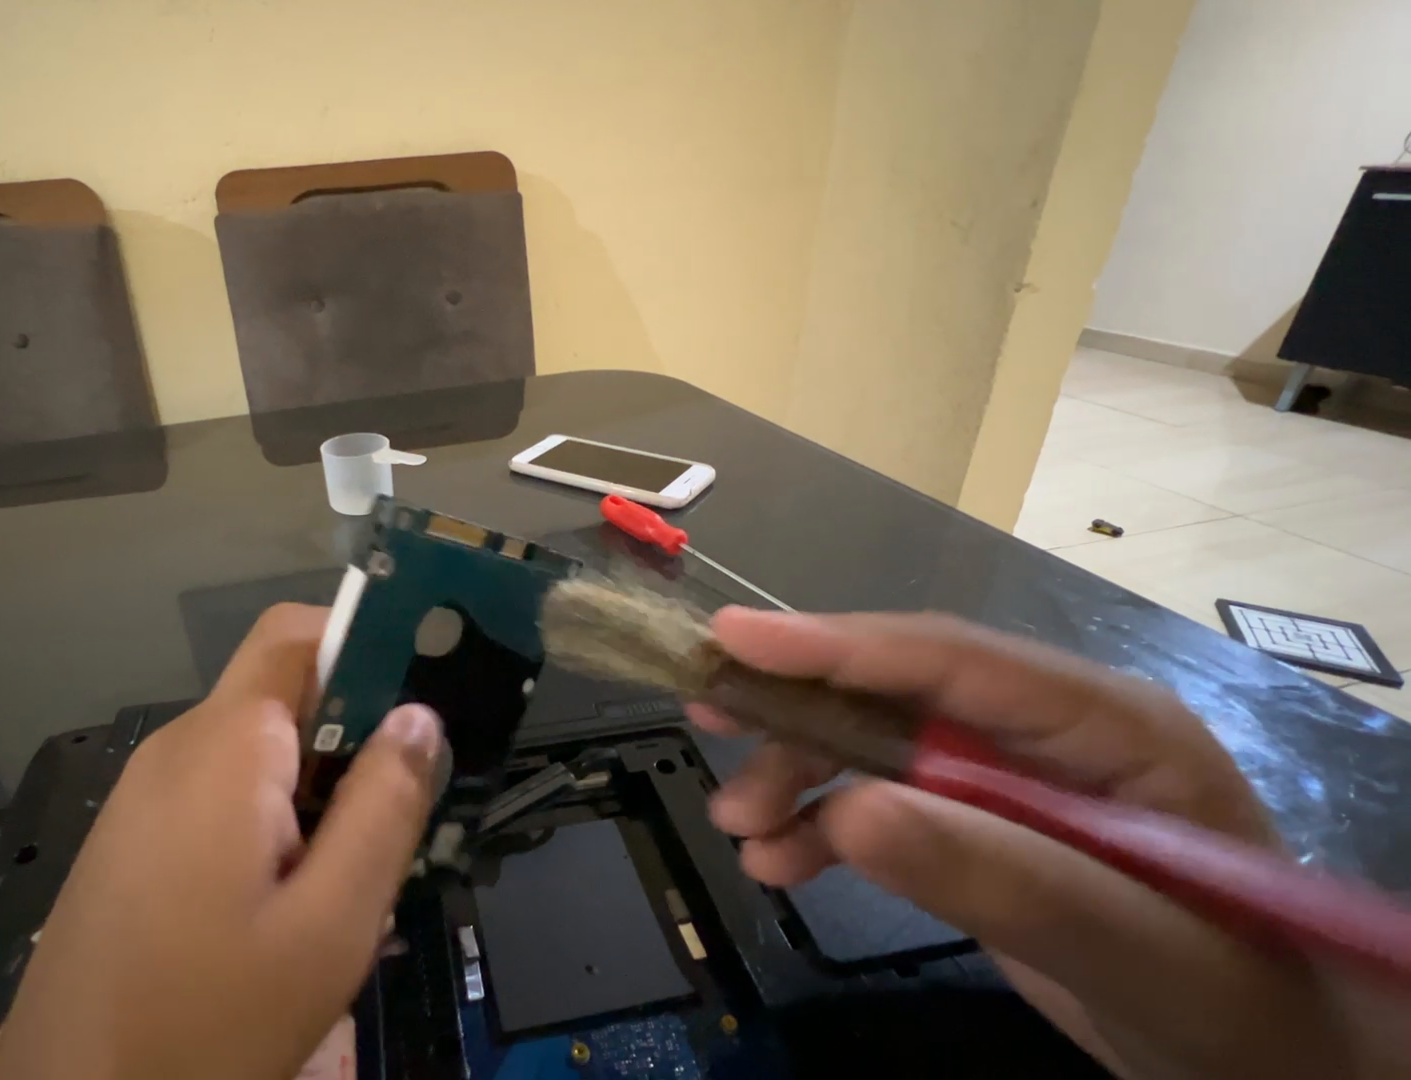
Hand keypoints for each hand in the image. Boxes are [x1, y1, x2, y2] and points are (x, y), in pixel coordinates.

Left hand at [0, 604, 441, 1079]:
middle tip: (396, 813)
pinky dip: (275, 813)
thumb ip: (383, 807)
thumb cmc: (207, 1021)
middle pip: (285, 691)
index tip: (421, 702)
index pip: (298, 633)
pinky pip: (223, 789)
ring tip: (349, 870)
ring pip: (259, 747)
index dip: (366, 644)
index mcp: (227, 744)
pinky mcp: (135, 834)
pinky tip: (289, 895)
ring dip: (318, 783)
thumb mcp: (328, 924)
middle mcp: (180, 746)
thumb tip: (420, 715)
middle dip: (353, 733)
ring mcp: (148, 791)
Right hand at [691, 608, 1405, 1079]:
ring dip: (795, 778)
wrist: (1278, 1073)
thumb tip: (852, 811)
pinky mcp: (969, 816)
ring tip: (742, 828)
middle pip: (887, 691)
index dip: (832, 642)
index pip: (946, 656)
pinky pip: (872, 798)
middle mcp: (1039, 726)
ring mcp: (999, 771)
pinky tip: (779, 862)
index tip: (730, 638)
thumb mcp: (1135, 953)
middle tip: (705, 715)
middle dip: (795, 711)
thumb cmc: (1242, 1013)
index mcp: (1102, 719)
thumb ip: (1002, 877)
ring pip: (865, 743)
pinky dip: (817, 825)